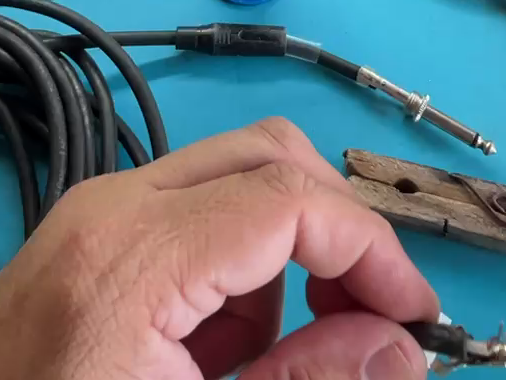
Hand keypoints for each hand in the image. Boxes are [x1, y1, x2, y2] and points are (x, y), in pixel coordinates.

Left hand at [0, 118, 437, 379]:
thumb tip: (399, 348)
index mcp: (132, 257)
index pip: (287, 198)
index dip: (371, 247)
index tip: (415, 315)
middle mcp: (113, 203)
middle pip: (266, 151)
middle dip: (334, 226)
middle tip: (367, 314)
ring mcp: (96, 207)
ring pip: (236, 173)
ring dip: (286, 250)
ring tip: (282, 354)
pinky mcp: (90, 226)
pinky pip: (196, 208)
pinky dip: (237, 262)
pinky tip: (220, 348)